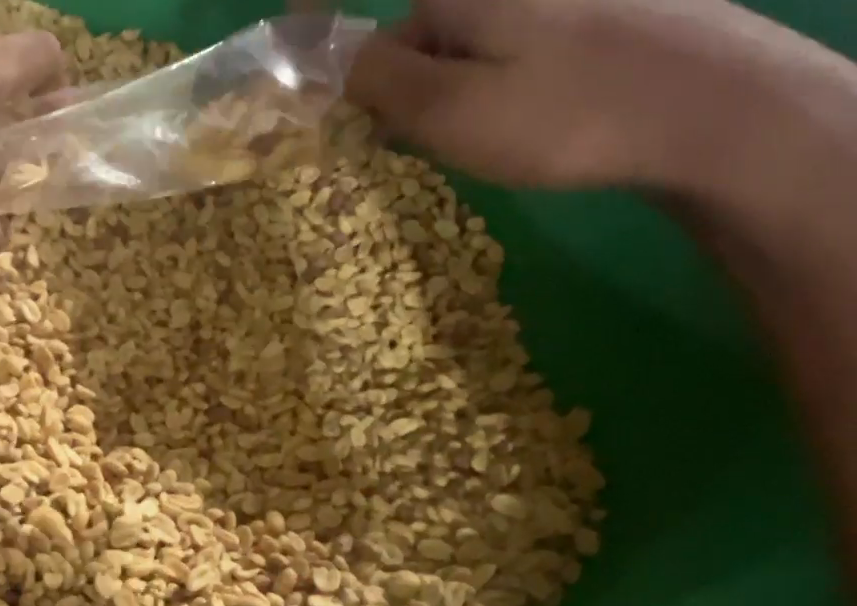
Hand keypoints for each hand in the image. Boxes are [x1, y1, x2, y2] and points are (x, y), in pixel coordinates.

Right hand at [344, 0, 824, 192]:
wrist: (714, 108)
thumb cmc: (561, 116)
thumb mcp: (447, 109)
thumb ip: (379, 81)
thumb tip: (336, 63)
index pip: (381, 40)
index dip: (369, 89)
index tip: (377, 135)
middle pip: (429, 39)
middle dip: (416, 92)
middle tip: (433, 147)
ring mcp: (560, 3)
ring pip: (476, 50)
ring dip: (462, 95)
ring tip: (488, 141)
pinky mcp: (601, 18)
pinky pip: (523, 52)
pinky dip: (508, 88)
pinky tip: (532, 121)